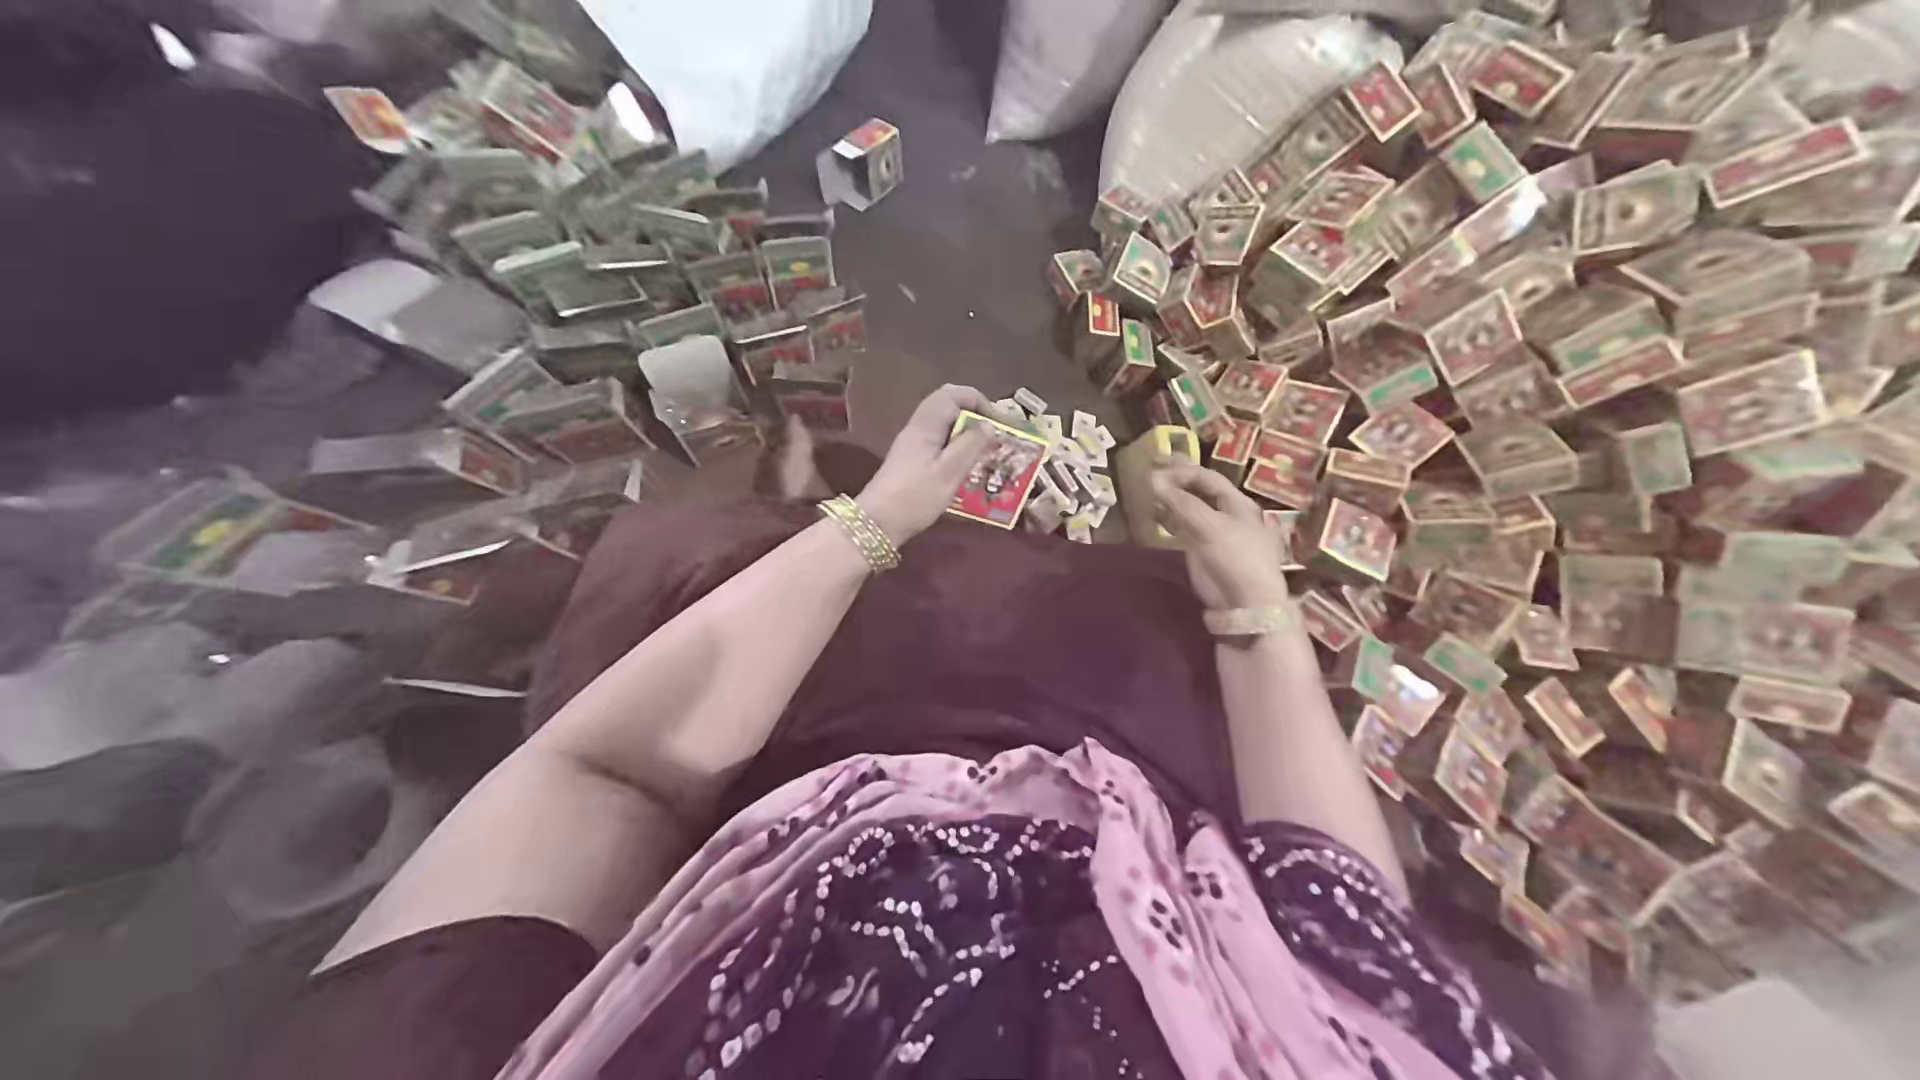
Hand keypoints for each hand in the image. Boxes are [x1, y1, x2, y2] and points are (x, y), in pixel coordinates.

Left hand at [856, 384, 995, 543]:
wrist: (878, 522)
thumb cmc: (916, 496)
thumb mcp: (950, 471)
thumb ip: (971, 444)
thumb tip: (989, 425)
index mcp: (926, 424)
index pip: (953, 394)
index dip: (978, 401)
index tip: (997, 423)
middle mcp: (917, 428)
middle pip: (948, 407)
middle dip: (974, 417)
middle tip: (993, 437)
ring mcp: (912, 445)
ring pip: (943, 426)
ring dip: (966, 434)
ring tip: (984, 454)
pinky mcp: (911, 461)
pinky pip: (938, 443)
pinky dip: (955, 448)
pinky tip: (965, 469)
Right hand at [1151, 460, 1290, 609]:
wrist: (1244, 601)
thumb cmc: (1236, 557)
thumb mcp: (1211, 526)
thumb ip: (1182, 503)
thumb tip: (1153, 481)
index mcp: (1237, 502)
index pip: (1207, 477)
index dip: (1183, 471)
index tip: (1158, 468)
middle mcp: (1225, 512)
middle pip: (1198, 489)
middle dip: (1177, 479)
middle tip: (1153, 466)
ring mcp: (1212, 530)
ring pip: (1188, 507)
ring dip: (1169, 498)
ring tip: (1149, 489)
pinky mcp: (1200, 548)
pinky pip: (1181, 525)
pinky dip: (1168, 517)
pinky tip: (1154, 513)